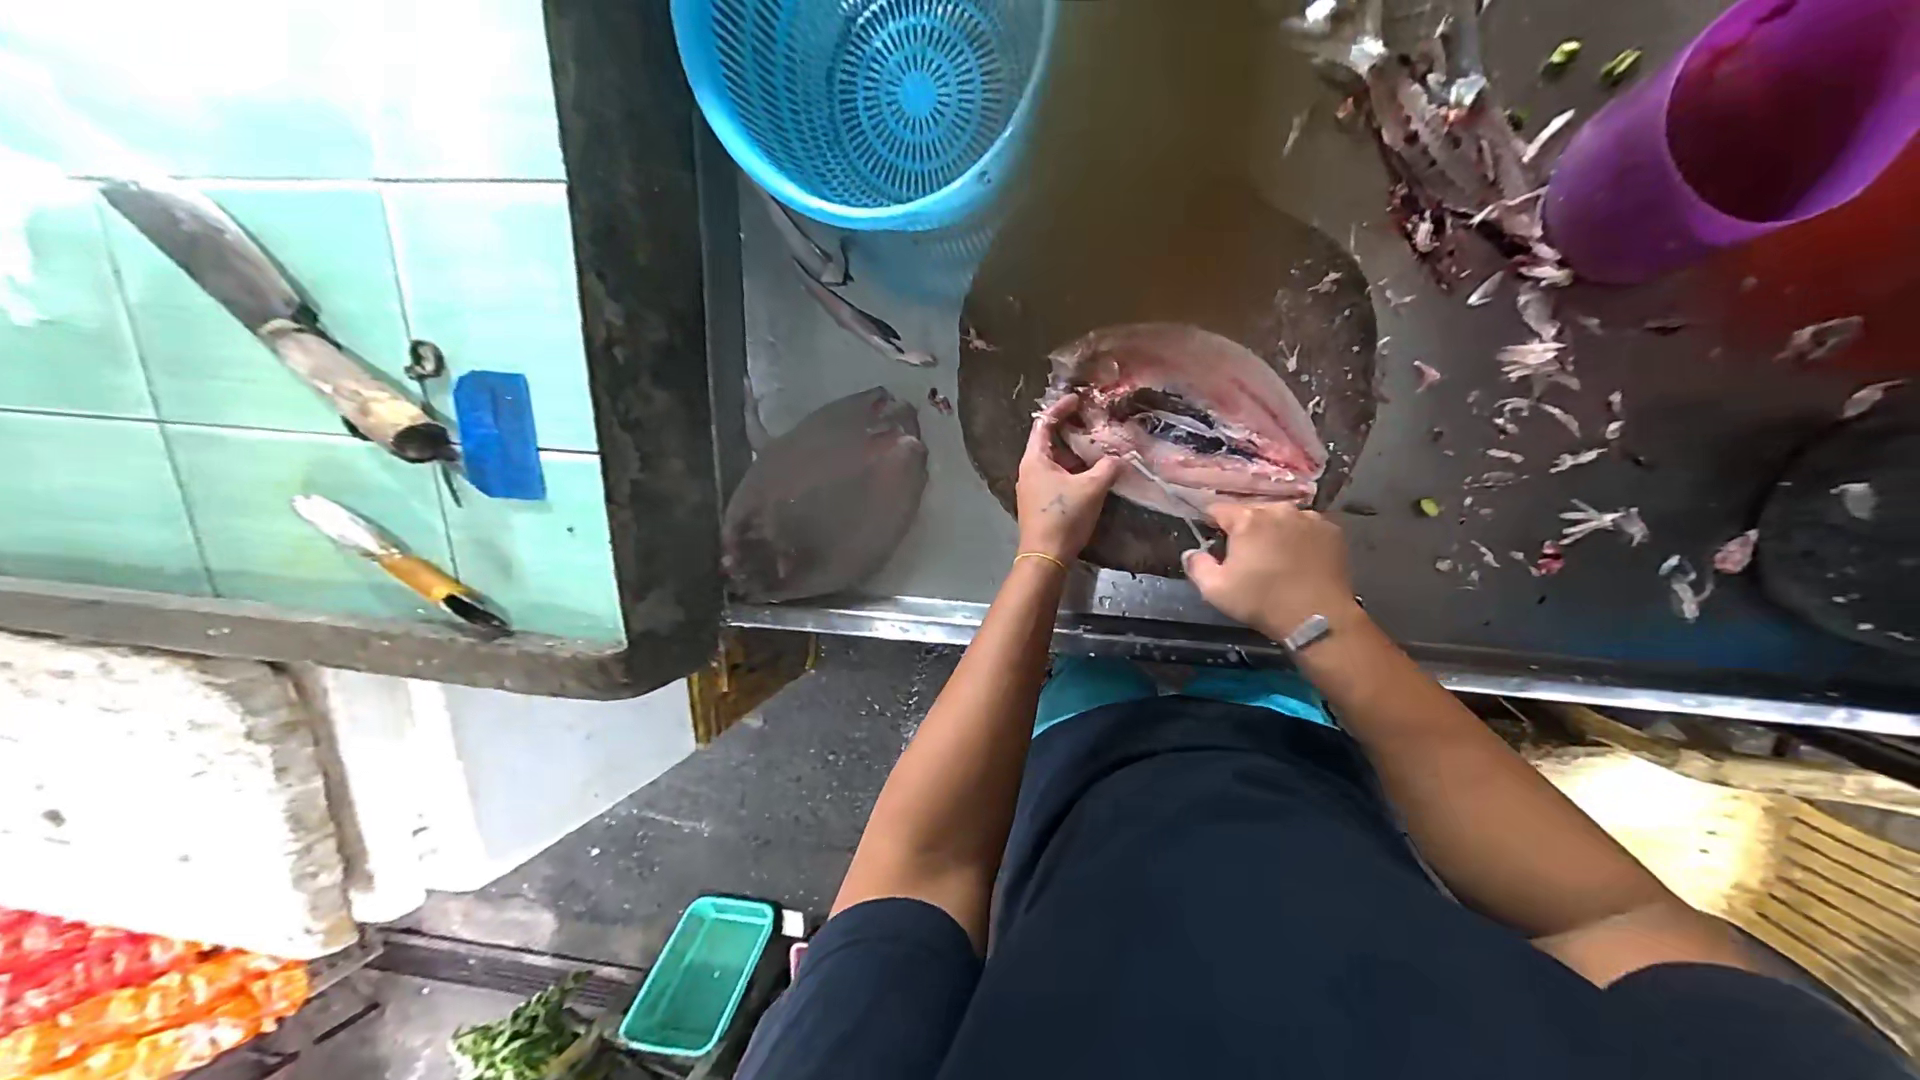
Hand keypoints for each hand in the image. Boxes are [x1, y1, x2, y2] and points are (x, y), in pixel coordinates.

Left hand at [1016, 394, 1122, 561]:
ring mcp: (1033, 487)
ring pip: (1056, 461)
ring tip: (1099, 447)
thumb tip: (1119, 457)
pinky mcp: (1040, 502)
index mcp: (1035, 459)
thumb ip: (1108, 467)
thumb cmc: (1064, 517)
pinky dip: (1073, 470)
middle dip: (1073, 431)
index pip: (1044, 423)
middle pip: (1050, 441)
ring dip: (1076, 454)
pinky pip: (1057, 477)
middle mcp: (1029, 470)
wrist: (1045, 556)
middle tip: (1095, 423)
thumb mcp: (1092, 488)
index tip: (1078, 399)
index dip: (1061, 408)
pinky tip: (1092, 474)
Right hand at [1182, 502, 1361, 639]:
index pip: (1219, 509)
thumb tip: (1192, 552)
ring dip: (1273, 530)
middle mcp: (1279, 510)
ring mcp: (1310, 519)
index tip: (1214, 542)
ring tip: (1275, 555)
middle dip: (1245, 528)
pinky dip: (1299, 537)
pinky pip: (1306, 527)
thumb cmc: (1262, 601)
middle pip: (1252, 511)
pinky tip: (1299, 558)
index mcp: (1247, 519)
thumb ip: (1196, 565)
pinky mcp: (1332, 531)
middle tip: (1246, 554)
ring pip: (1281, 518)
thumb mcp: (1215, 589)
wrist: (1319, 618)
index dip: (1213, 524)